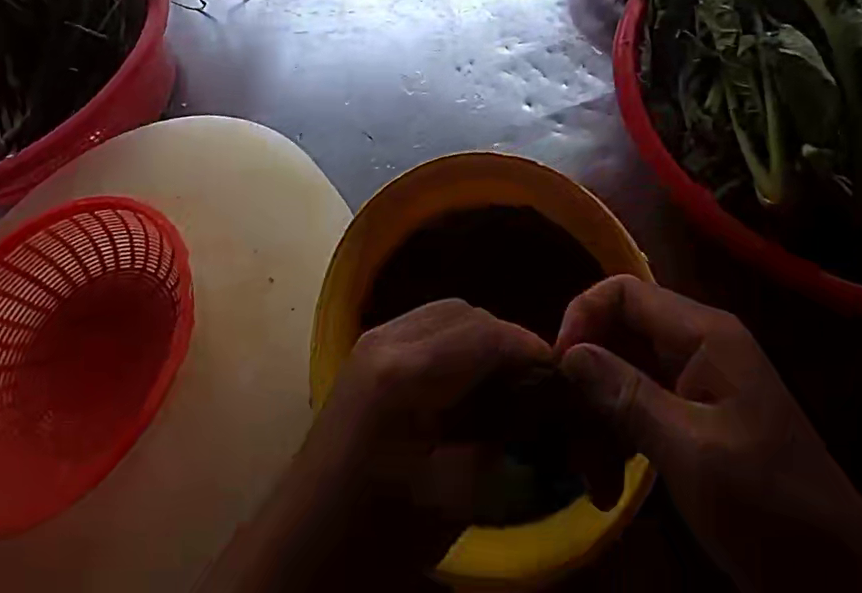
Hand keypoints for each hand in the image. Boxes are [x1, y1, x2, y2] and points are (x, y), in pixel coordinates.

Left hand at [199, 300, 551, 592]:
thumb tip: (542, 406)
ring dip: (481, 338)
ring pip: (445, 313)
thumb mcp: (454, 497)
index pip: (486, 334)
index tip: (560, 376)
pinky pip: (424, 326)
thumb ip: (503, 441)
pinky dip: (454, 342)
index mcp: (404, 373)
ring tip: (502, 381)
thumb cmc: (375, 533)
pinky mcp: (364, 351)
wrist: (300, 548)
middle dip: (506, 341)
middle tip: (532, 382)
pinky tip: (463, 380)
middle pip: (466, 313)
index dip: (531, 350)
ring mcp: (369, 340)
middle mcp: (385, 339)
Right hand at [555, 276, 861, 592]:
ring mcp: (695, 382)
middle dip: (586, 379)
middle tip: (565, 432)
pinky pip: (638, 406)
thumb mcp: (690, 451)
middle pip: (618, 333)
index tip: (556, 368)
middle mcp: (697, 345)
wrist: (838, 578)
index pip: (624, 291)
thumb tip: (567, 352)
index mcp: (705, 334)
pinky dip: (617, 437)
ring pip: (622, 373)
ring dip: (598, 418)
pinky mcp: (691, 417)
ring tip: (591, 477)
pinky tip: (608, 484)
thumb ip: (626, 395)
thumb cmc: (768, 505)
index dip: (583, 317)